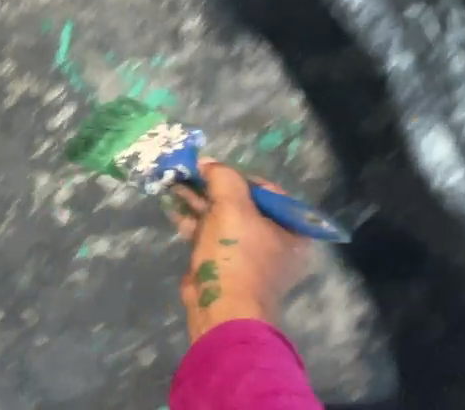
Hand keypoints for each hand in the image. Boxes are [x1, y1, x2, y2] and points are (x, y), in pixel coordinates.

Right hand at [170, 159, 312, 342]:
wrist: (222, 304)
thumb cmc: (237, 254)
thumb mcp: (231, 207)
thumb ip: (223, 177)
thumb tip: (207, 162)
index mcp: (292, 232)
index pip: (269, 192)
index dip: (239, 176)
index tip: (212, 169)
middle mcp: (275, 242)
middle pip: (242, 203)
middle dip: (211, 186)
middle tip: (186, 172)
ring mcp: (249, 253)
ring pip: (222, 216)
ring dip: (197, 199)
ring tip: (172, 183)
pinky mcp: (225, 261)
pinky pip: (210, 232)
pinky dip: (192, 218)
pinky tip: (172, 205)